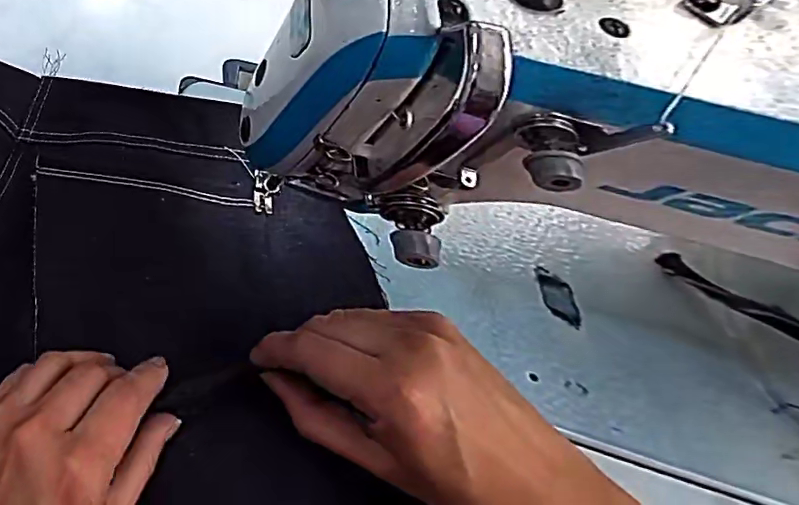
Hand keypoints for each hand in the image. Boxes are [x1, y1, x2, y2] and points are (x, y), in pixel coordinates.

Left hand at [0, 351, 180, 504]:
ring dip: (83, 364)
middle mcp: (39, 435)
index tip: (157, 369)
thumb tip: (166, 418)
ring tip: (96, 376)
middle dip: (118, 374)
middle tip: (126, 386)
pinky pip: (22, 372)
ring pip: (58, 361)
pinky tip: (56, 389)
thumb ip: (141, 462)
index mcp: (77, 468)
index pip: (126, 395)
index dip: (149, 376)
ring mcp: (3, 421)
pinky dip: (46, 374)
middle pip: (95, 371)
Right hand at [251, 310, 633, 504]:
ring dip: (327, 334)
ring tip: (332, 372)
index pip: (312, 348)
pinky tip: (365, 360)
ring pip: (348, 312)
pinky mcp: (437, 318)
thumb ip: (317, 419)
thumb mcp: (381, 465)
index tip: (260, 355)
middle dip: (300, 343)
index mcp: (394, 388)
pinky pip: (377, 313)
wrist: (538, 480)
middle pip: (325, 322)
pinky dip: (358, 330)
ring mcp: (426, 324)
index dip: (276, 349)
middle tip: (290, 370)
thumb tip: (279, 384)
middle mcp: (409, 343)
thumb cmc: (468, 486)